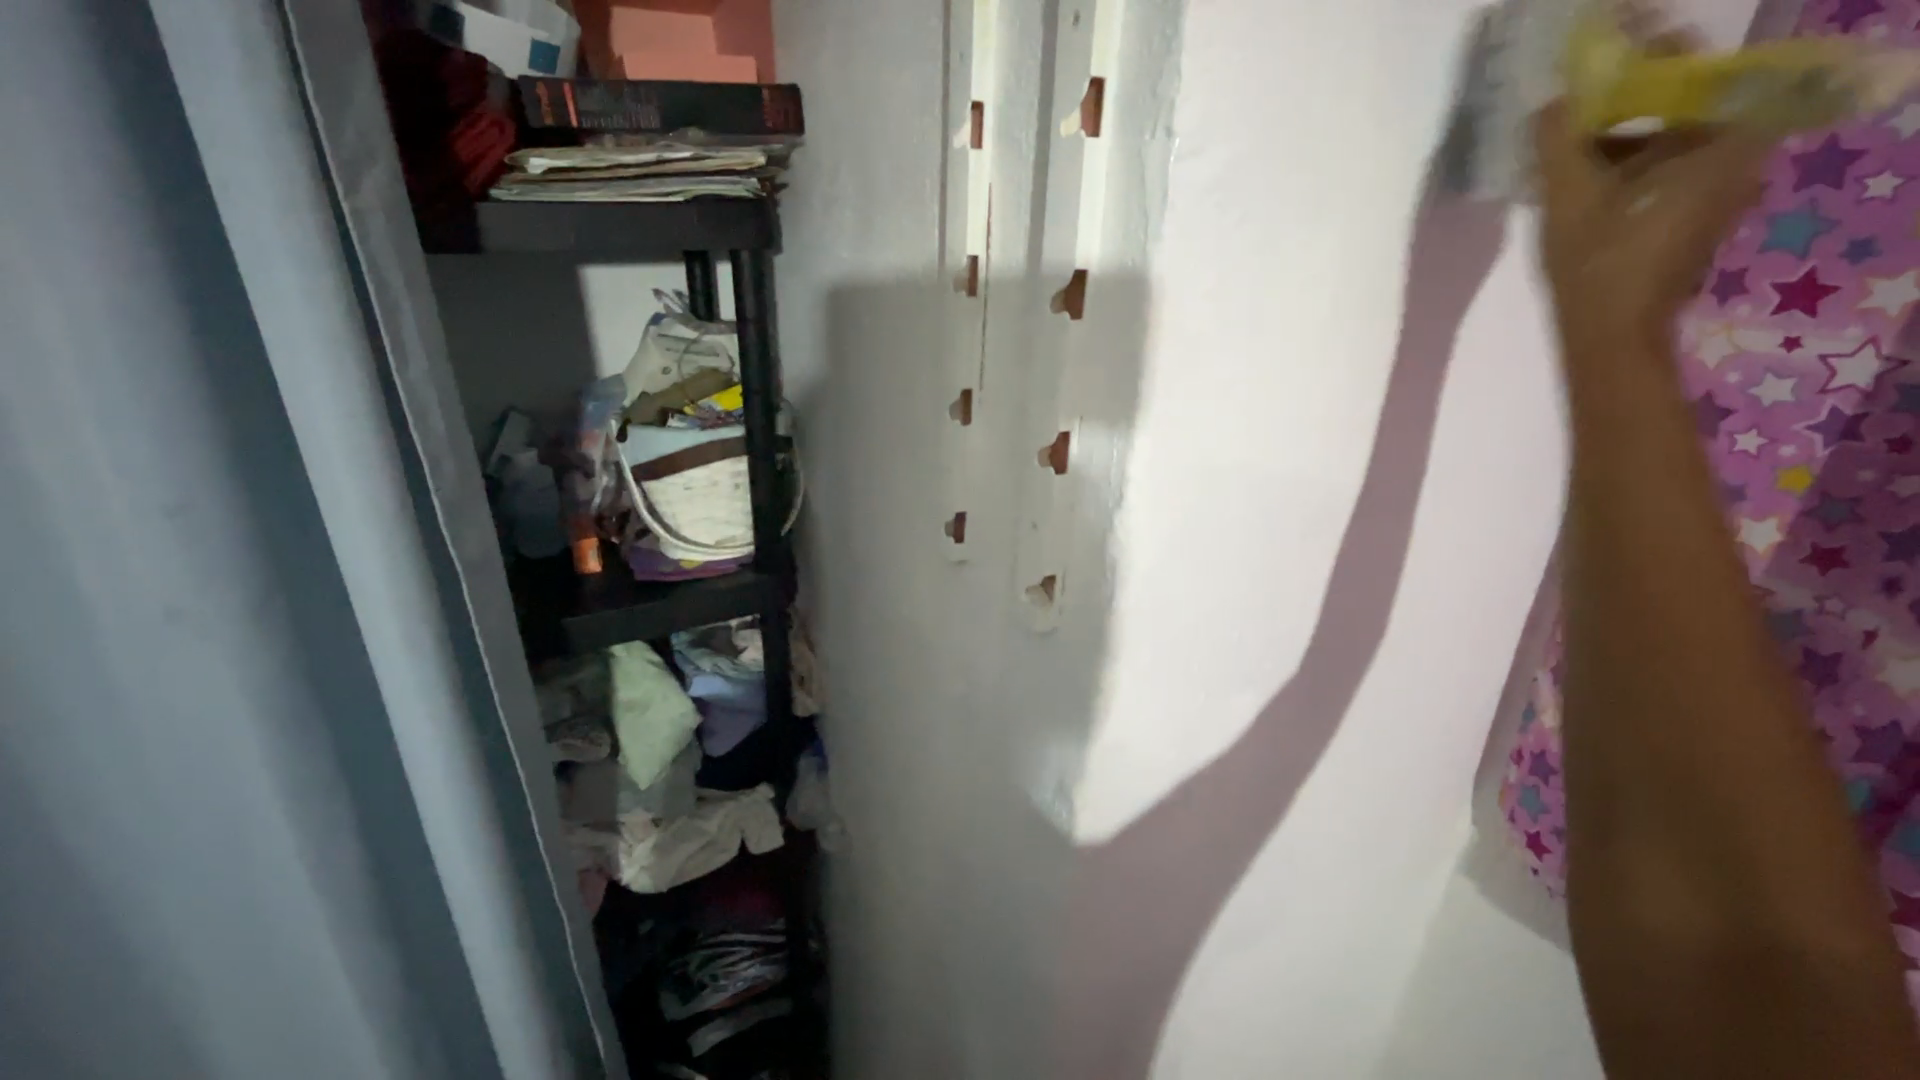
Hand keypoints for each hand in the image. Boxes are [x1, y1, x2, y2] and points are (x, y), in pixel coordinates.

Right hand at [1534, 99, 1776, 364]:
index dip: (1648, 69)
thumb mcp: (1567, 196)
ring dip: (1623, 144)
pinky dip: (1631, 173)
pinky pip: (1669, 175)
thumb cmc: (1596, 264)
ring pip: (1671, 146)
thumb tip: (1554, 104)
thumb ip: (1559, 140)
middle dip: (1629, 108)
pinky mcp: (1699, 220)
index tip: (1600, 77)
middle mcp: (1738, 162)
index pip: (1696, 76)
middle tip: (1576, 115)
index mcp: (1722, 145)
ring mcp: (1721, 194)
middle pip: (1683, 111)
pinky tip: (1586, 188)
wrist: (1609, 337)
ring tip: (1570, 155)